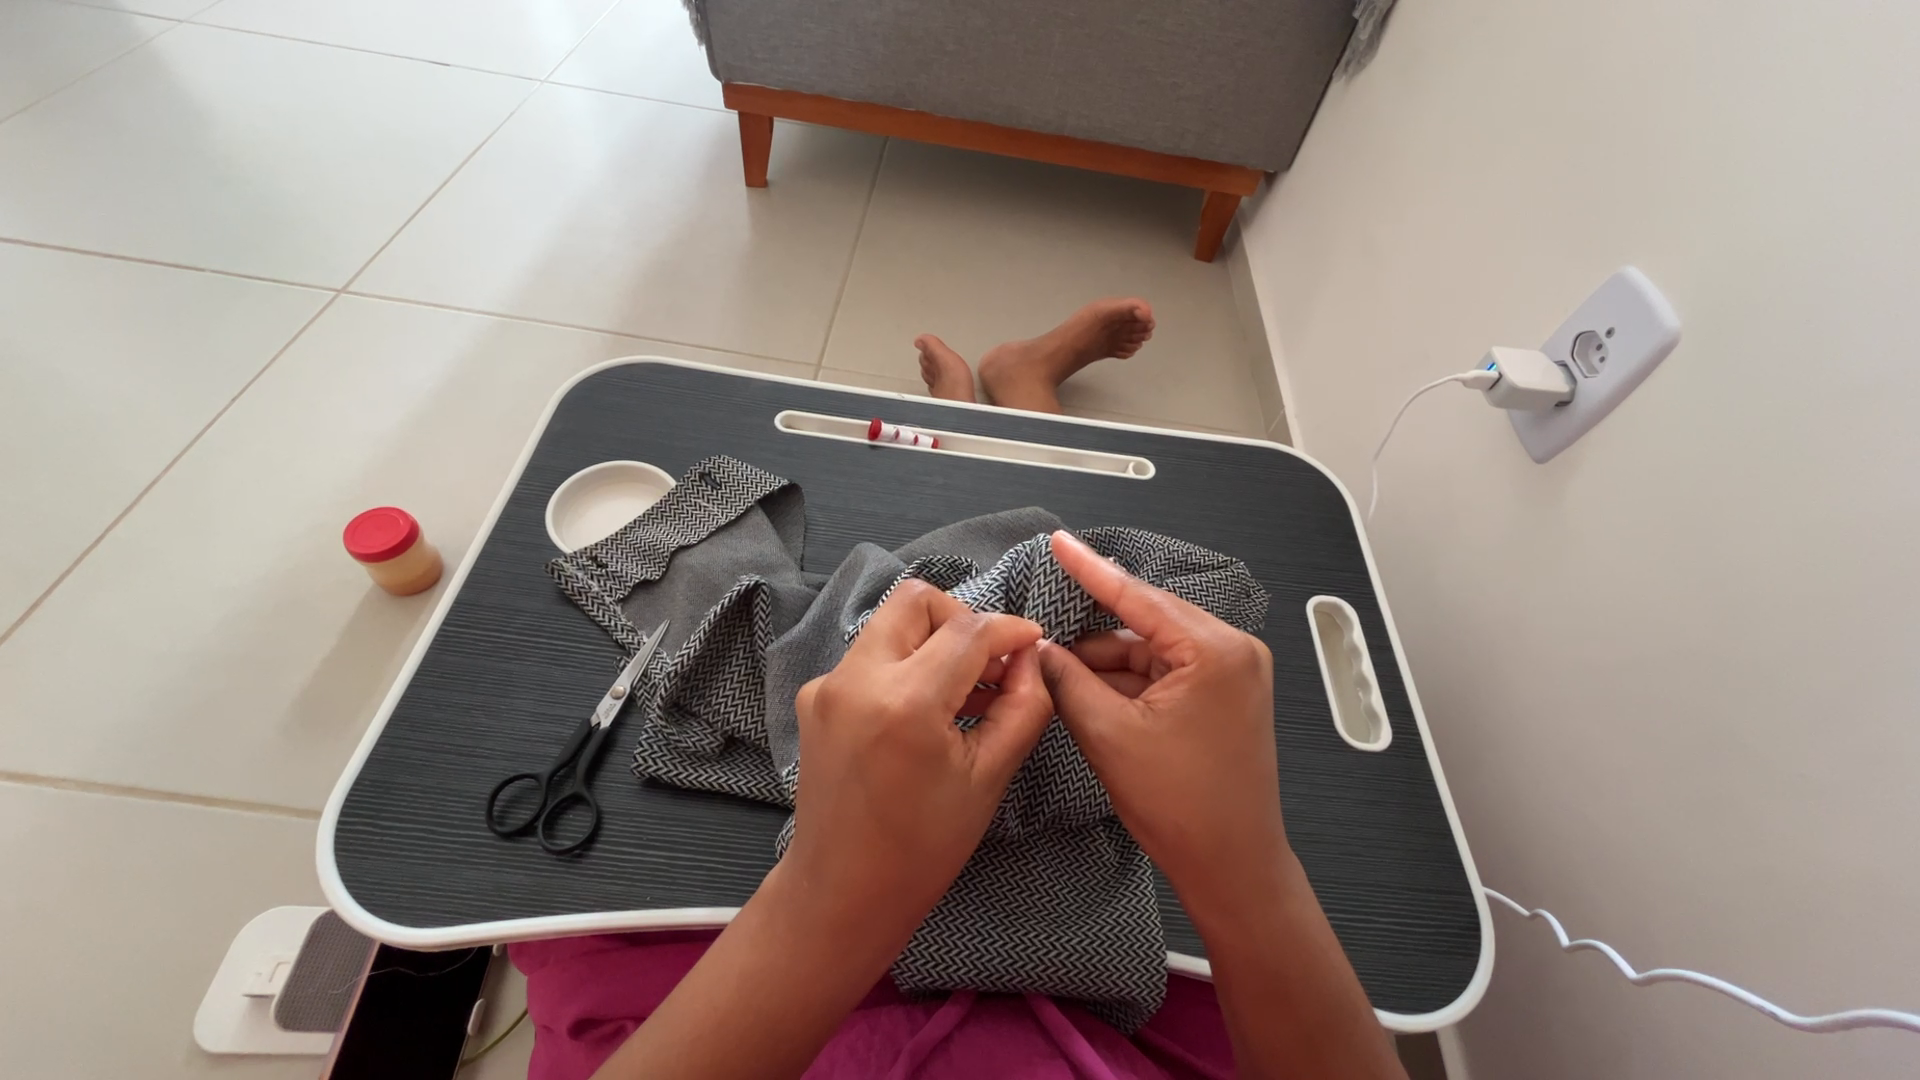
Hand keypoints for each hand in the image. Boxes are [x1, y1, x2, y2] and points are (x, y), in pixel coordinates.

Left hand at [784, 580, 1054, 943]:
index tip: (1031, 643)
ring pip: (889, 623)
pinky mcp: (814, 696)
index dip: (1009, 629)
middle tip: (987, 661)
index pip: (968, 629)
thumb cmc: (925, 846)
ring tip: (965, 689)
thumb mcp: (990, 777)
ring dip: (932, 640)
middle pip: (916, 600)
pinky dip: (904, 664)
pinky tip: (926, 708)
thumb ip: (1023, 706)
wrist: (841, 891)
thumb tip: (1032, 657)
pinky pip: (869, 655)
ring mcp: (827, 684)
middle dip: (961, 617)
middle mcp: (857, 678)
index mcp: (905, 702)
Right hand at [1036, 530, 1291, 929]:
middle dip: (1092, 633)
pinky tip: (1091, 690)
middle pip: (1145, 622)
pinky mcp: (1223, 694)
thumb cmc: (1182, 806)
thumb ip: (1067, 680)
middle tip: (1046, 632)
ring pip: (1151, 648)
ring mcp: (1231, 673)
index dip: (1090, 569)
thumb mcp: (1108, 734)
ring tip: (1061, 674)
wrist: (1231, 865)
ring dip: (1107, 662)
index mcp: (1214, 651)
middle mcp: (1233, 651)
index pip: (1137, 596)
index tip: (1061, 542)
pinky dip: (1129, 679)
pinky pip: (1165, 670)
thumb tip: (1041, 650)